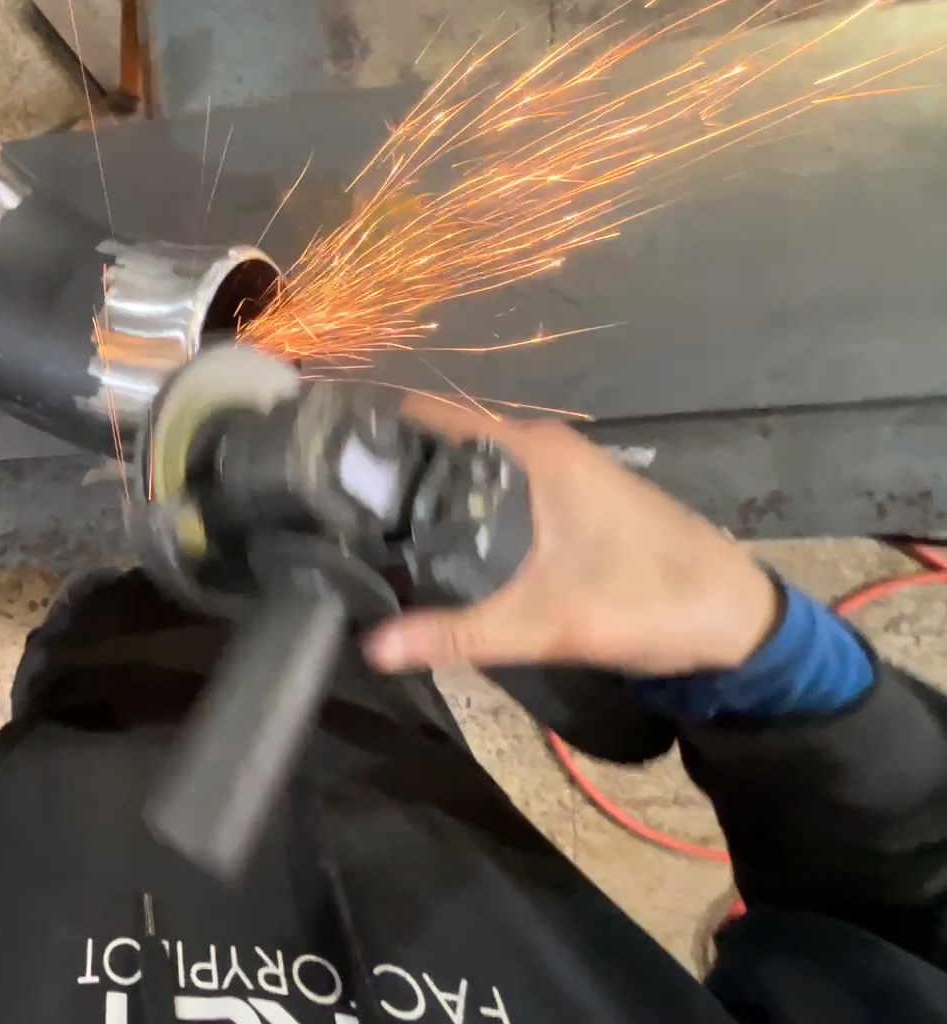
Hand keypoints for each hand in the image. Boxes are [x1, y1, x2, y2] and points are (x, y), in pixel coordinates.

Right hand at [366, 399, 779, 677]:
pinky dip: (448, 495)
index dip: (374, 428)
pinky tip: (421, 530)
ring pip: (462, 461)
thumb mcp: (546, 622)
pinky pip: (484, 480)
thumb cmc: (647, 601)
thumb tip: (372, 647)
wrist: (741, 626)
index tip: (322, 453)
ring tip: (357, 512)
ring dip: (417, 481)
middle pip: (437, 437)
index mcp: (530, 450)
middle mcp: (536, 446)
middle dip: (385, 461)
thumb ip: (457, 632)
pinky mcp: (560, 493)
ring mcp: (551, 467)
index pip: (429, 415)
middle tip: (328, 495)